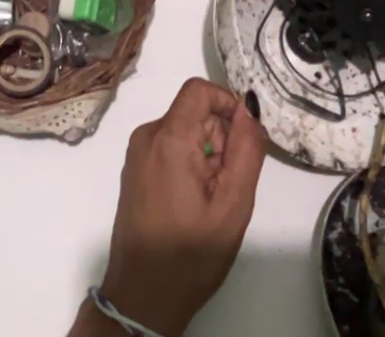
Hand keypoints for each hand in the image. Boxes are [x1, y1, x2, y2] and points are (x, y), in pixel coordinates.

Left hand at [95, 78, 265, 335]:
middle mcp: (146, 136)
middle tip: (228, 184)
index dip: (227, 103)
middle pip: (193, 113)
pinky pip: (168, 147)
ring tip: (211, 199)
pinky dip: (189, 164)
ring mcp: (137, 153)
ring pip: (183, 131)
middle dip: (220, 139)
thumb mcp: (233, 204)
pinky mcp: (135, 169)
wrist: (143, 294)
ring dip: (206, 155)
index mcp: (168, 138)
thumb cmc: (191, 254)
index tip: (245, 138)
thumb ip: (246, 151)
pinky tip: (193, 203)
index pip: (199, 90)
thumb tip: (249, 108)